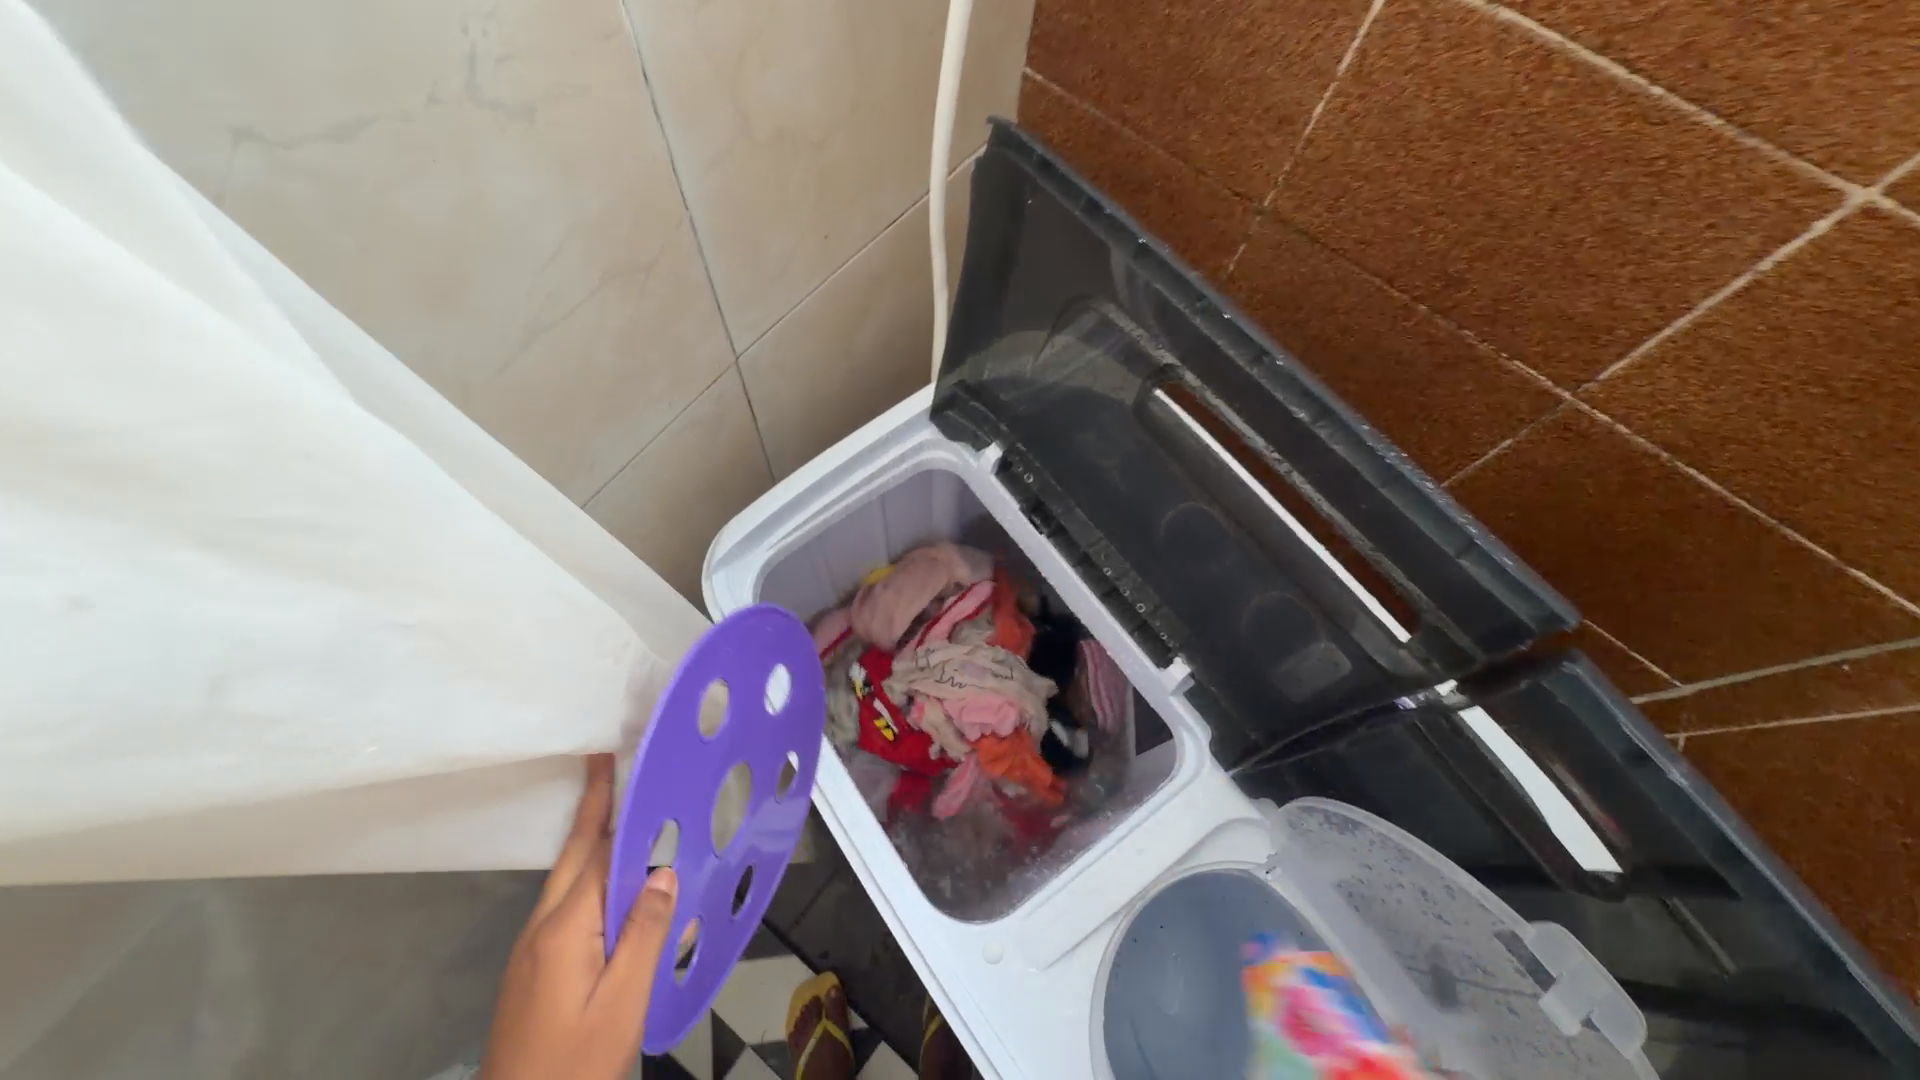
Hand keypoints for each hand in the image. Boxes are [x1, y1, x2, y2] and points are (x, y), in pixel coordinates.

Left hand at [481, 754, 678, 1079]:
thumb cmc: (574, 1064)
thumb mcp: (622, 1004)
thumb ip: (645, 934)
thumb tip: (665, 871)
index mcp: (566, 928)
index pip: (600, 853)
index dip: (615, 809)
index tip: (623, 764)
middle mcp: (543, 928)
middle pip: (575, 856)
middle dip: (593, 807)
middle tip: (609, 762)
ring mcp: (532, 950)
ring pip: (568, 880)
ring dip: (592, 840)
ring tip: (621, 810)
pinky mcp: (533, 970)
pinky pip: (567, 906)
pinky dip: (590, 877)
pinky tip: (613, 885)